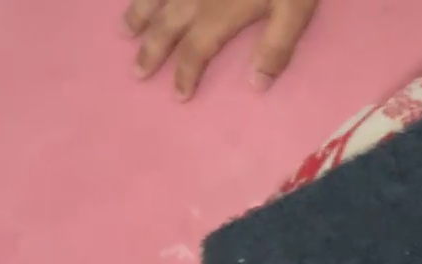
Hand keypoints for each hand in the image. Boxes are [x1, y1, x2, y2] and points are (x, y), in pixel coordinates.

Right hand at [125, 0, 319, 99]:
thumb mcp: (295, 11)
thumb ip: (276, 48)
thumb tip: (255, 86)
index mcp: (222, 10)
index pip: (196, 50)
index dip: (185, 74)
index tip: (177, 95)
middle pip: (167, 23)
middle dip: (152, 50)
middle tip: (136, 72)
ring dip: (139, 12)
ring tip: (126, 31)